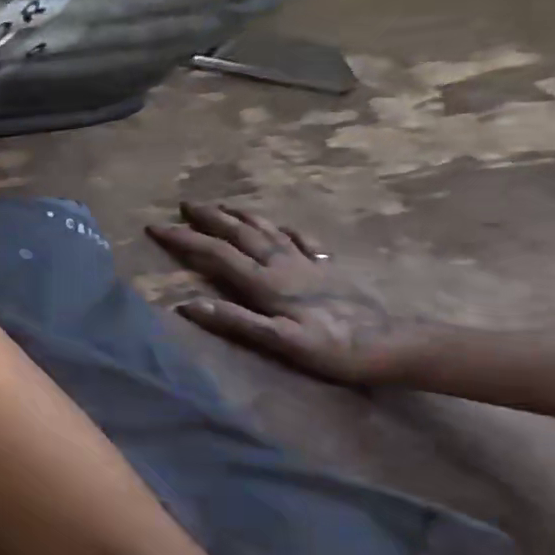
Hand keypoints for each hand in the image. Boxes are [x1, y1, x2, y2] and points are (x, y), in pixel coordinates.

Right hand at [146, 202, 417, 384]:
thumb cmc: (337, 349)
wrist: (400, 348)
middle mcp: (283, 265)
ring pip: (268, 231)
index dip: (183, 238)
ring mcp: (309, 264)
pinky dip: (284, 230)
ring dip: (241, 216)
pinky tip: (279, 227)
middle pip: (239, 234)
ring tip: (223, 205)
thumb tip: (187, 305)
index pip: (215, 252)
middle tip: (185, 205)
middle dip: (209, 218)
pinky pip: (302, 241)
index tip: (154, 226)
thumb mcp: (282, 342)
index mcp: (265, 282)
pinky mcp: (330, 270)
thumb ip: (236, 321)